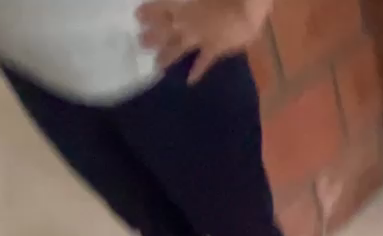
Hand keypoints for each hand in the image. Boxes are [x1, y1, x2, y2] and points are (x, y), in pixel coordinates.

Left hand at [136, 0, 275, 83]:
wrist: (245, 8)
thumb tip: (179, 2)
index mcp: (182, 4)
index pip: (160, 8)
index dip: (149, 12)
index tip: (137, 17)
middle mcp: (186, 23)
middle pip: (165, 31)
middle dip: (152, 37)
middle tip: (140, 44)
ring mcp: (200, 38)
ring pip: (179, 48)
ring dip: (167, 56)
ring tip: (157, 65)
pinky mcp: (215, 49)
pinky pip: (204, 62)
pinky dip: (197, 71)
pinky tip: (189, 81)